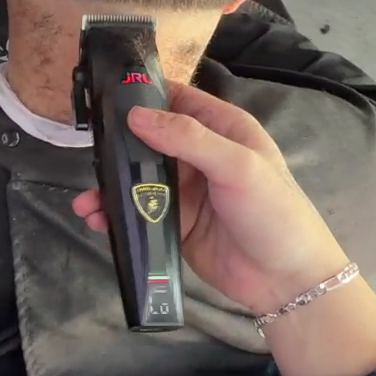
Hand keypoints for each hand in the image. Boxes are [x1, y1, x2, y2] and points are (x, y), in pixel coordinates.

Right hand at [71, 84, 350, 315]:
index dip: (144, 93)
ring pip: (137, 178)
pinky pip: (138, 211)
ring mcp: (186, 190)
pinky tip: (98, 220)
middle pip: (149, 138)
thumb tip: (135, 115)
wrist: (288, 282)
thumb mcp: (237, 166)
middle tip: (87, 151)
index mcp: (222, 129)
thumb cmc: (274, 212)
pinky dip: (116, 214)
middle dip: (116, 145)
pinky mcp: (174, 223)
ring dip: (110, 186)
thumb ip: (187, 138)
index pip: (177, 98)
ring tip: (87, 201)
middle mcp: (200, 155)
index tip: (106, 95)